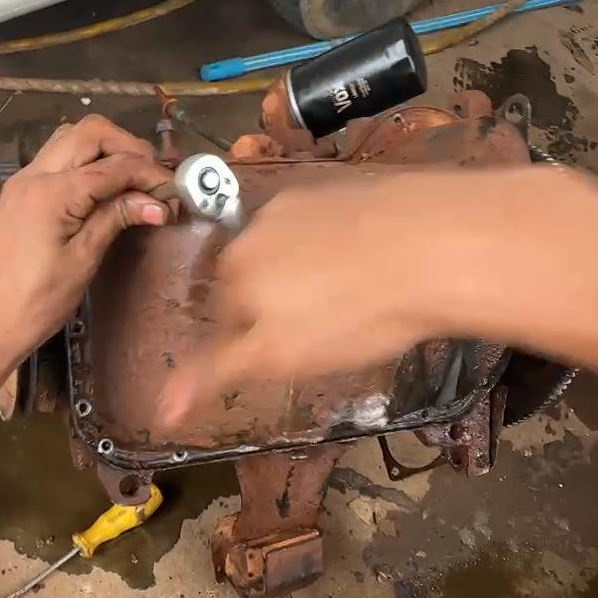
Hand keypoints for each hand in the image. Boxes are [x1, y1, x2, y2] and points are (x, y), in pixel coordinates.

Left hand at [0, 115, 171, 387]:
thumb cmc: (36, 303)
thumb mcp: (82, 261)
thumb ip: (115, 220)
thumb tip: (157, 202)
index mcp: (51, 192)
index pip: (112, 165)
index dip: (148, 173)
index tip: (174, 190)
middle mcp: (34, 175)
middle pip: (89, 133)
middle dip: (127, 146)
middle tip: (153, 177)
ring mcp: (23, 182)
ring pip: (70, 139)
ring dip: (105, 149)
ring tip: (132, 180)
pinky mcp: (19, 194)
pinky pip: (57, 159)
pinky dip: (85, 162)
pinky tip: (104, 188)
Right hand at [159, 164, 597, 423]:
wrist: (438, 246)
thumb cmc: (349, 315)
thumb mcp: (275, 358)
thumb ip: (214, 375)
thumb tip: (159, 410)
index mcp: (233, 270)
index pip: (225, 315)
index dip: (258, 340)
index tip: (298, 352)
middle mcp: (255, 228)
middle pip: (256, 277)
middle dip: (280, 302)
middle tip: (330, 328)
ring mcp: (301, 200)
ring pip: (293, 250)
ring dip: (311, 273)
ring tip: (360, 297)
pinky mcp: (345, 186)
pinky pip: (329, 225)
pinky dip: (343, 245)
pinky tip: (378, 263)